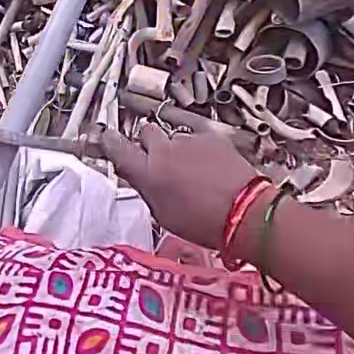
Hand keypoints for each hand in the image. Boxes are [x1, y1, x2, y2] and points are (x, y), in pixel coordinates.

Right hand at [101, 123, 259, 249]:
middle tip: (158, 160)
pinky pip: (193, 130)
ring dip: (174, 145)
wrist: (246, 212)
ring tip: (189, 165)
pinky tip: (202, 155)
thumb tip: (142, 177)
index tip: (108, 139)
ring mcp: (187, 140)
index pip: (117, 147)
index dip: (110, 141)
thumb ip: (148, 190)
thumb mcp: (164, 215)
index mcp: (147, 174)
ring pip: (171, 133)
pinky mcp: (210, 134)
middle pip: (145, 133)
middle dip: (148, 143)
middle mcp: (163, 151)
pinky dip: (194, 140)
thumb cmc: (204, 223)